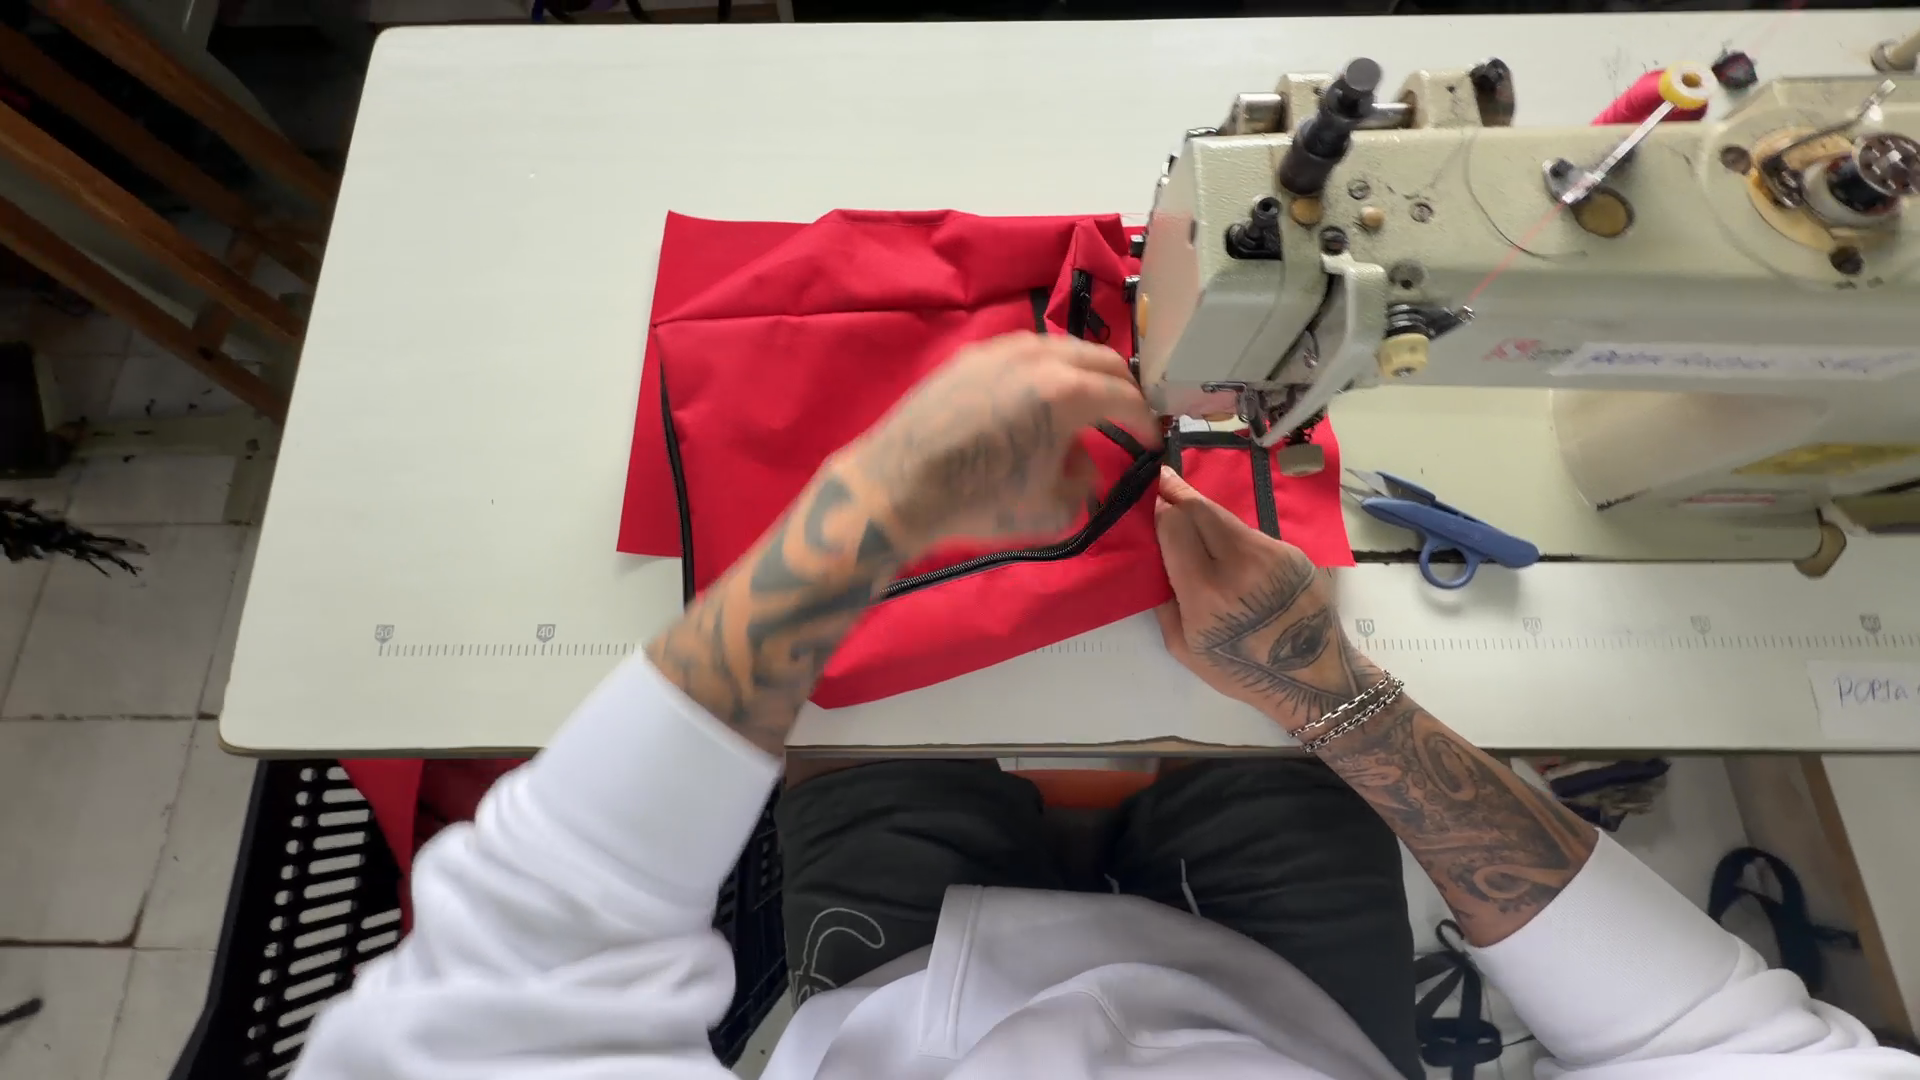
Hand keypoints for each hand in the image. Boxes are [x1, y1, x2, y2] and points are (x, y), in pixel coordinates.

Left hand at [838, 332, 1158, 552]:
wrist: (899, 485)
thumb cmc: (978, 502)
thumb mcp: (1049, 508)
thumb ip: (1084, 481)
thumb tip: (1082, 461)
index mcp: (1069, 393)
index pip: (1128, 400)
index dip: (1146, 424)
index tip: (1151, 441)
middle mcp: (1041, 357)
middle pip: (1103, 362)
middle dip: (1122, 390)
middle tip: (1124, 417)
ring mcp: (1002, 349)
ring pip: (1063, 349)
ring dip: (1083, 374)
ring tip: (1081, 404)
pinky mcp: (972, 355)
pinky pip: (1025, 353)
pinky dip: (1045, 371)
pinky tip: (1034, 397)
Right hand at [1153, 468, 1368, 732]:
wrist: (1312, 677)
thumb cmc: (1239, 670)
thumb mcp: (1182, 646)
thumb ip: (1164, 598)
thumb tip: (1153, 558)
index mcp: (1206, 592)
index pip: (1175, 526)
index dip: (1160, 508)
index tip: (1149, 496)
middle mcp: (1239, 564)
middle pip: (1200, 509)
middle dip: (1177, 492)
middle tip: (1161, 478)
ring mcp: (1270, 554)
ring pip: (1225, 515)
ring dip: (1202, 509)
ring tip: (1185, 503)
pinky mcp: (1291, 552)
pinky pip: (1247, 531)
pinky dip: (1227, 530)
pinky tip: (1219, 538)